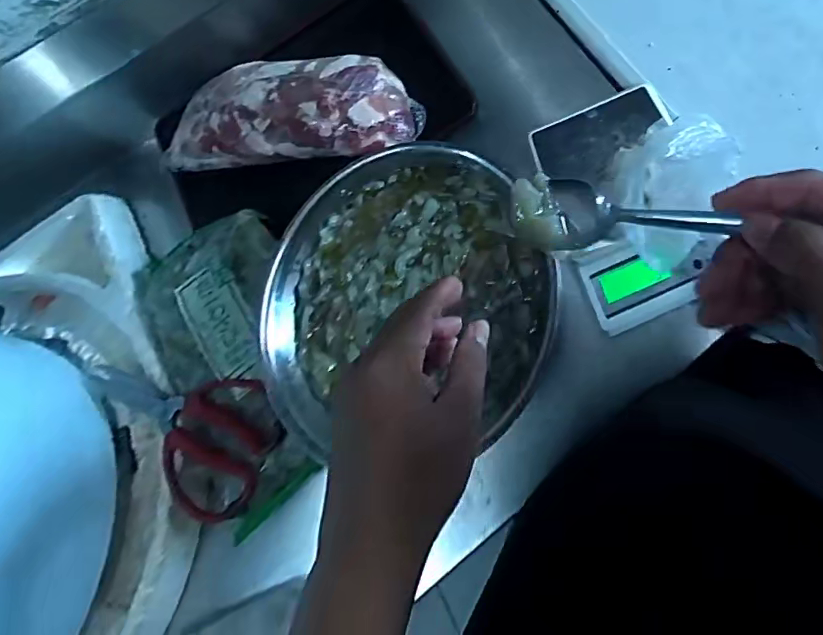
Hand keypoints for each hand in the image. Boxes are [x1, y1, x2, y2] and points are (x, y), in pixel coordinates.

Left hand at [317, 276, 488, 584]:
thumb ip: (470, 363)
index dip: (439, 294)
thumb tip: (477, 327)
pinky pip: (376, 372)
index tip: (458, 281)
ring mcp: (347, 396)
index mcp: (387, 365)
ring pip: (386, 351)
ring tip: (450, 351)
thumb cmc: (423, 475)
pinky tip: (425, 381)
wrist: (370, 542)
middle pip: (397, 329)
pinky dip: (403, 364)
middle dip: (430, 319)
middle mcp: (360, 371)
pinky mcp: (345, 418)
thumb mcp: (460, 415)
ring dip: (418, 343)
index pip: (415, 314)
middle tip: (462, 321)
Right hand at [697, 170, 822, 487]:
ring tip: (711, 312)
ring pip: (781, 259)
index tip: (715, 209)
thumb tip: (755, 221)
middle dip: (746, 254)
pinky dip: (757, 300)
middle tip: (709, 288)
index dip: (761, 195)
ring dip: (744, 280)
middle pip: (790, 228)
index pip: (815, 190)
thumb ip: (811, 253)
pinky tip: (729, 317)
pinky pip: (787, 289)